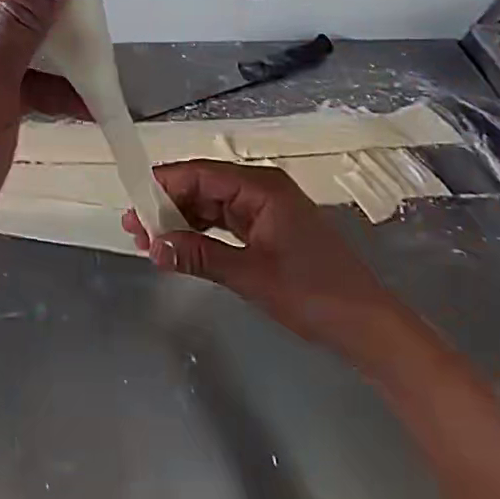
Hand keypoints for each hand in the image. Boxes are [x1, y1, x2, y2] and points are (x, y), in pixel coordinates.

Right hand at [123, 161, 401, 365]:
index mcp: (262, 187)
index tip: (133, 202)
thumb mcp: (251, 275)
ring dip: (181, 221)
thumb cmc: (313, 293)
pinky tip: (179, 246)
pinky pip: (224, 221)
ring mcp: (264, 209)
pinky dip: (200, 233)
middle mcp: (261, 189)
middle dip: (168, 205)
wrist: (366, 324)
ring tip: (148, 240)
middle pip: (204, 186)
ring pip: (211, 204)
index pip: (202, 174)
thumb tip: (154, 247)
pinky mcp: (266, 229)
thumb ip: (200, 256)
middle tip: (134, 229)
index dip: (164, 185)